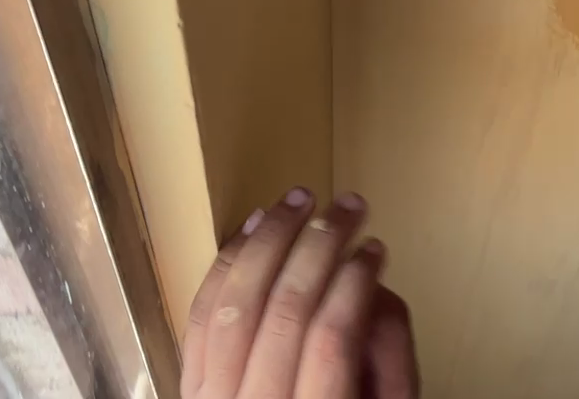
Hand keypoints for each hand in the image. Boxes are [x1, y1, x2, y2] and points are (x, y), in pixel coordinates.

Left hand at [181, 188, 418, 398]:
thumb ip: (390, 352)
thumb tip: (372, 284)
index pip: (331, 338)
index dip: (354, 282)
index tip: (375, 244)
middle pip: (285, 309)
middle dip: (322, 242)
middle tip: (351, 204)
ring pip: (238, 301)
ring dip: (272, 237)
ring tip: (302, 198)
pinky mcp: (189, 385)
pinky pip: (201, 312)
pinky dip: (228, 260)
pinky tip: (255, 221)